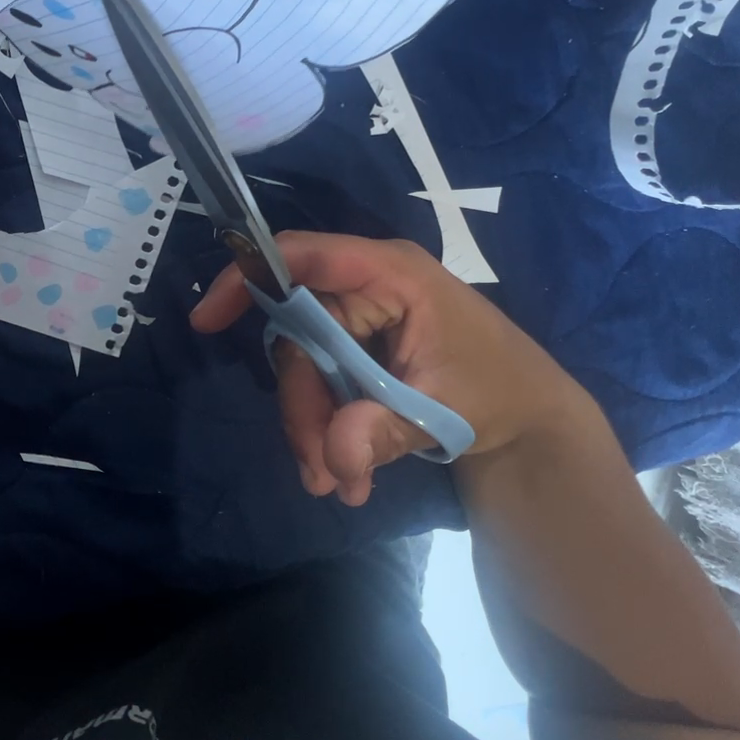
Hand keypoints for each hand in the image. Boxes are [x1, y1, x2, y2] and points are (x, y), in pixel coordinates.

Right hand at [190, 233, 600, 505]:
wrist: (531, 420)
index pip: (302, 256)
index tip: (208, 319)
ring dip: (312, 427)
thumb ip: (385, 429)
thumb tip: (334, 456)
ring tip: (337, 483)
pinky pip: (319, 378)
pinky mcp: (356, 344)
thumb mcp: (445, 412)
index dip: (247, 278)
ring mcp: (359, 316)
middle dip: (301, 404)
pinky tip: (345, 471)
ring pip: (303, 363)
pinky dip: (325, 426)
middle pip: (297, 332)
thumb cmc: (499, 394)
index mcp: (390, 273)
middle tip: (317, 468)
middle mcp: (365, 286)